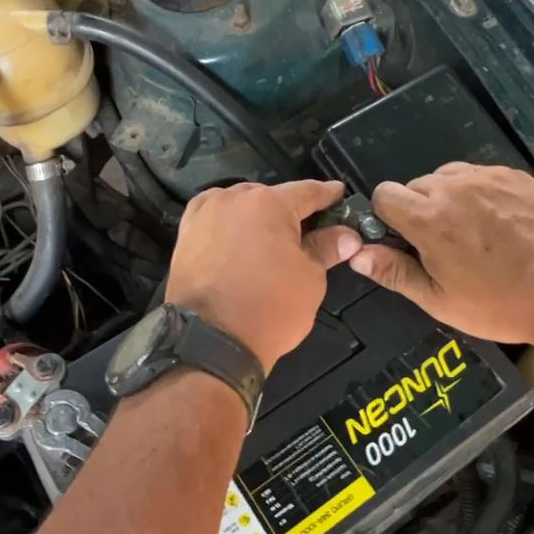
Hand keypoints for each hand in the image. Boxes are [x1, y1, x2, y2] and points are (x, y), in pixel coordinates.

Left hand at [165, 180, 362, 369]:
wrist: (210, 342)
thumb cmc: (269, 309)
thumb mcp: (310, 280)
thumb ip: (326, 249)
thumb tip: (347, 236)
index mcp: (269, 203)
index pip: (307, 191)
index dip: (327, 194)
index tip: (339, 194)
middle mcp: (233, 198)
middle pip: (271, 196)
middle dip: (290, 208)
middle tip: (307, 227)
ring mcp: (205, 213)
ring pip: (240, 204)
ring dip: (257, 215)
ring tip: (271, 236)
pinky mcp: (186, 233)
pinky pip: (215, 218)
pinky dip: (230, 223)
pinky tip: (239, 236)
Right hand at [349, 163, 533, 349]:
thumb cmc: (501, 304)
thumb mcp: (440, 300)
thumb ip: (395, 272)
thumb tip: (357, 254)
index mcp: (428, 217)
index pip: (384, 194)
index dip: (388, 218)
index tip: (406, 242)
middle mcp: (454, 186)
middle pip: (416, 186)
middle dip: (419, 210)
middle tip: (444, 246)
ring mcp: (489, 177)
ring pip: (449, 177)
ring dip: (449, 198)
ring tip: (473, 233)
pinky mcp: (517, 176)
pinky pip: (482, 176)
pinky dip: (481, 194)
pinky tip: (501, 225)